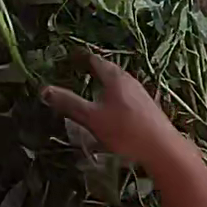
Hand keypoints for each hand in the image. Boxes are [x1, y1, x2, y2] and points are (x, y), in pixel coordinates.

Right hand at [42, 52, 201, 171]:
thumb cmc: (125, 130)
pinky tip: (113, 111)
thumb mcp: (91, 118)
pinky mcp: (148, 109)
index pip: (96, 61)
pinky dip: (115, 97)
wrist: (162, 149)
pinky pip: (127, 96)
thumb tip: (44, 89)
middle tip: (80, 71)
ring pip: (119, 84)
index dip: (82, 58)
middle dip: (95, 70)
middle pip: (109, 71)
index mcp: (115, 78)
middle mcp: (130, 81)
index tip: (71, 56)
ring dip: (106, 85)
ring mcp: (141, 95)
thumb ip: (68, 103)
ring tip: (94, 90)